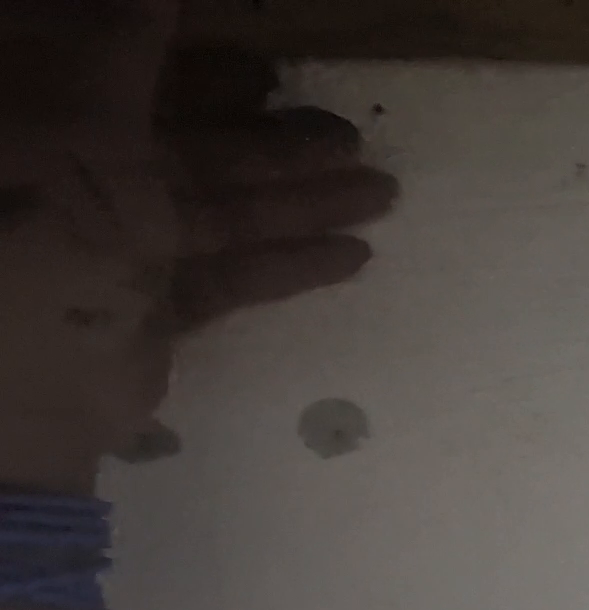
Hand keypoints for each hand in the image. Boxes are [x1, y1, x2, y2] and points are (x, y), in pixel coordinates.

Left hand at [0, 2, 395, 492]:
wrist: (10, 420)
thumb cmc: (24, 268)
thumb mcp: (73, 160)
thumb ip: (109, 75)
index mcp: (20, 134)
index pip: (94, 66)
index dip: (165, 45)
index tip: (248, 40)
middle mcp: (51, 178)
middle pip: (172, 142)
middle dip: (269, 141)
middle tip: (348, 133)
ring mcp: (98, 247)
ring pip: (213, 211)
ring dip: (302, 204)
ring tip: (382, 191)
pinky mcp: (143, 306)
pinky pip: (223, 274)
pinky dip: (288, 267)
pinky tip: (353, 255)